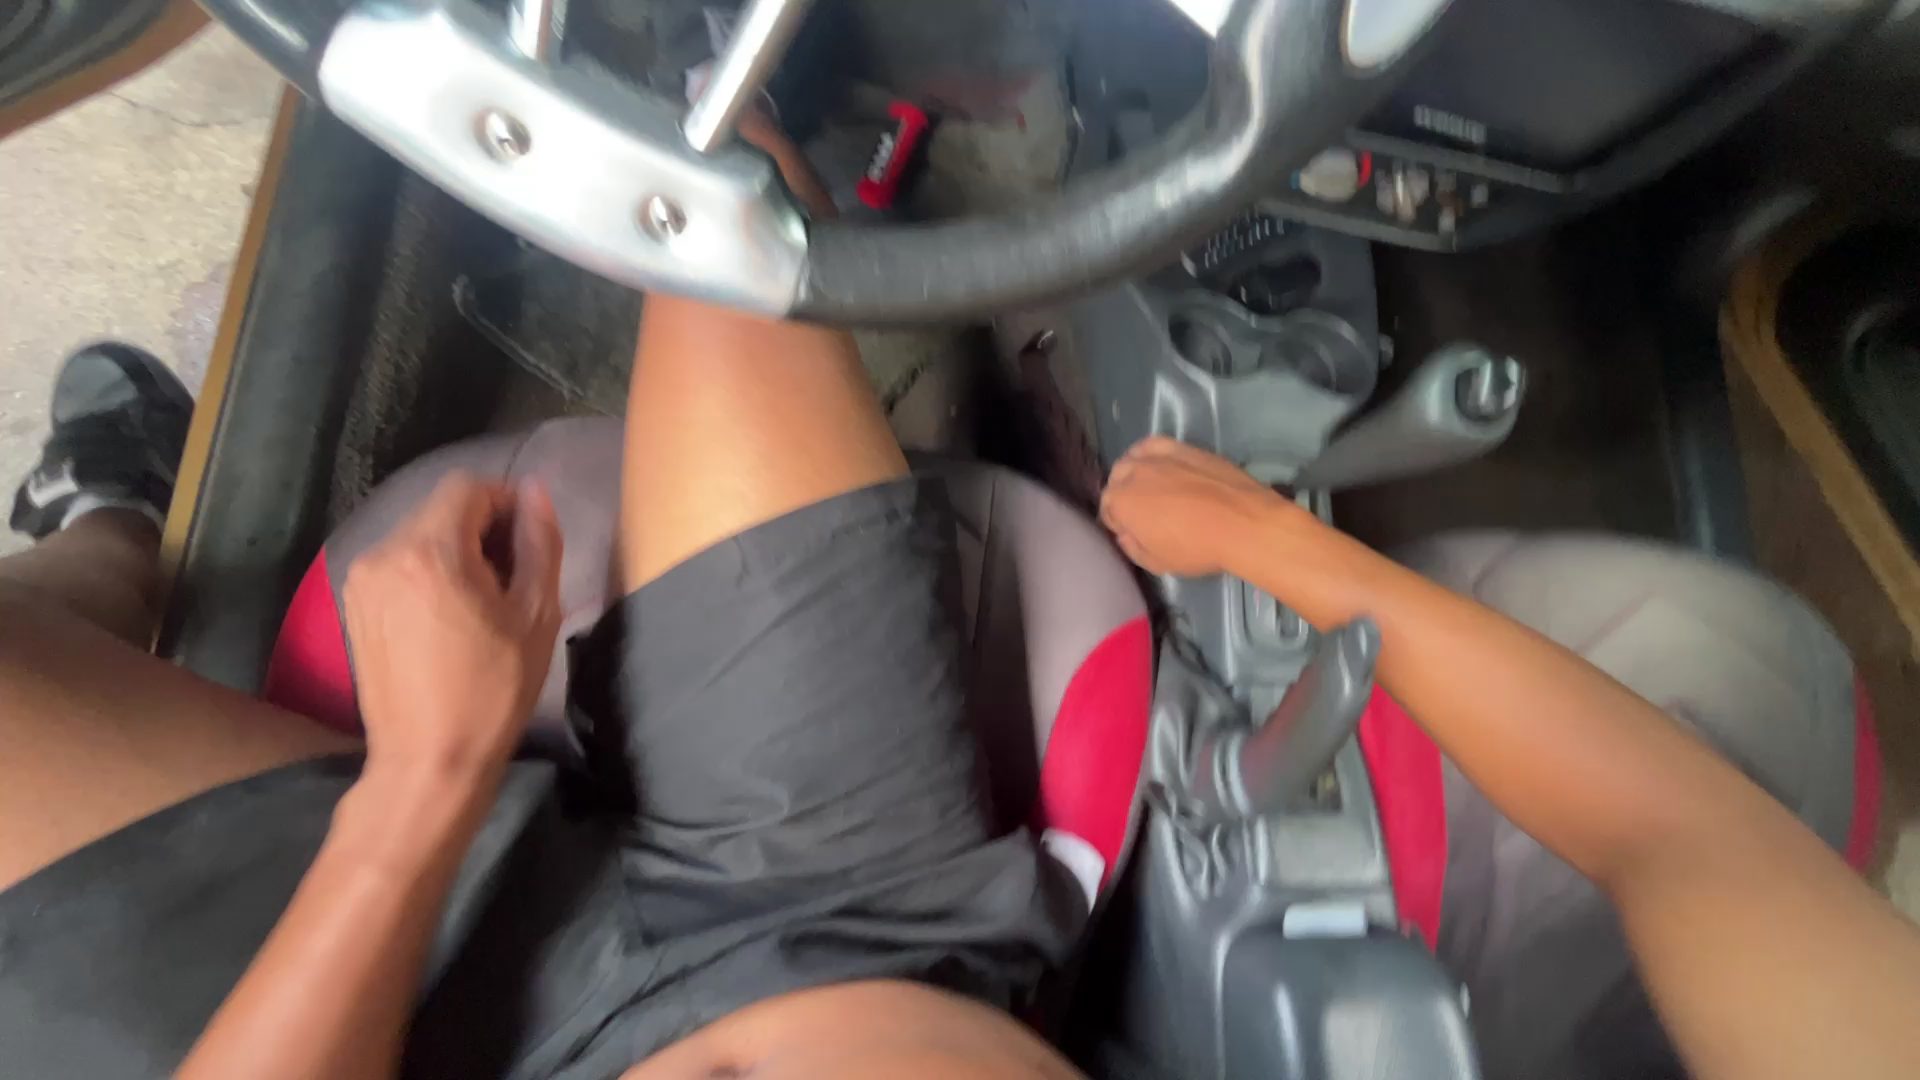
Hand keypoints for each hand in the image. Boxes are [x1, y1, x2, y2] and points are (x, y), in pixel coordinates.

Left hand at [342, 472, 562, 787]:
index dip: (508, 503)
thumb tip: (536, 493)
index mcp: (431, 552)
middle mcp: (384, 554)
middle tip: (517, 575)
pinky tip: (455, 615)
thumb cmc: (496, 684)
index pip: (469, 488)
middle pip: (443, 509)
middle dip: (486, 528)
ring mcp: (361, 580)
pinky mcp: (354, 605)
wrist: (430, 755)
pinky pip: (402, 563)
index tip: (531, 542)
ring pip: (422, 535)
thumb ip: (540, 542)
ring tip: (486, 599)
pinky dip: (433, 571)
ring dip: (460, 550)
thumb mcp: (538, 611)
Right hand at [1099, 437, 1289, 576]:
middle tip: (1141, 513)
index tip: (1131, 532)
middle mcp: (1132, 473)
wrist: (1243, 523)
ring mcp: (1158, 457)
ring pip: (1131, 460)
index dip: (1117, 523)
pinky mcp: (1182, 448)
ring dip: (1133, 473)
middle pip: (1116, 481)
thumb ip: (1132, 547)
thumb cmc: (1196, 548)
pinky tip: (1159, 464)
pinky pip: (1154, 445)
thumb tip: (1126, 534)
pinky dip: (1149, 454)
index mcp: (1120, 502)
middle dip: (1122, 495)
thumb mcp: (1156, 563)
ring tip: (1148, 487)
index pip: (1106, 510)